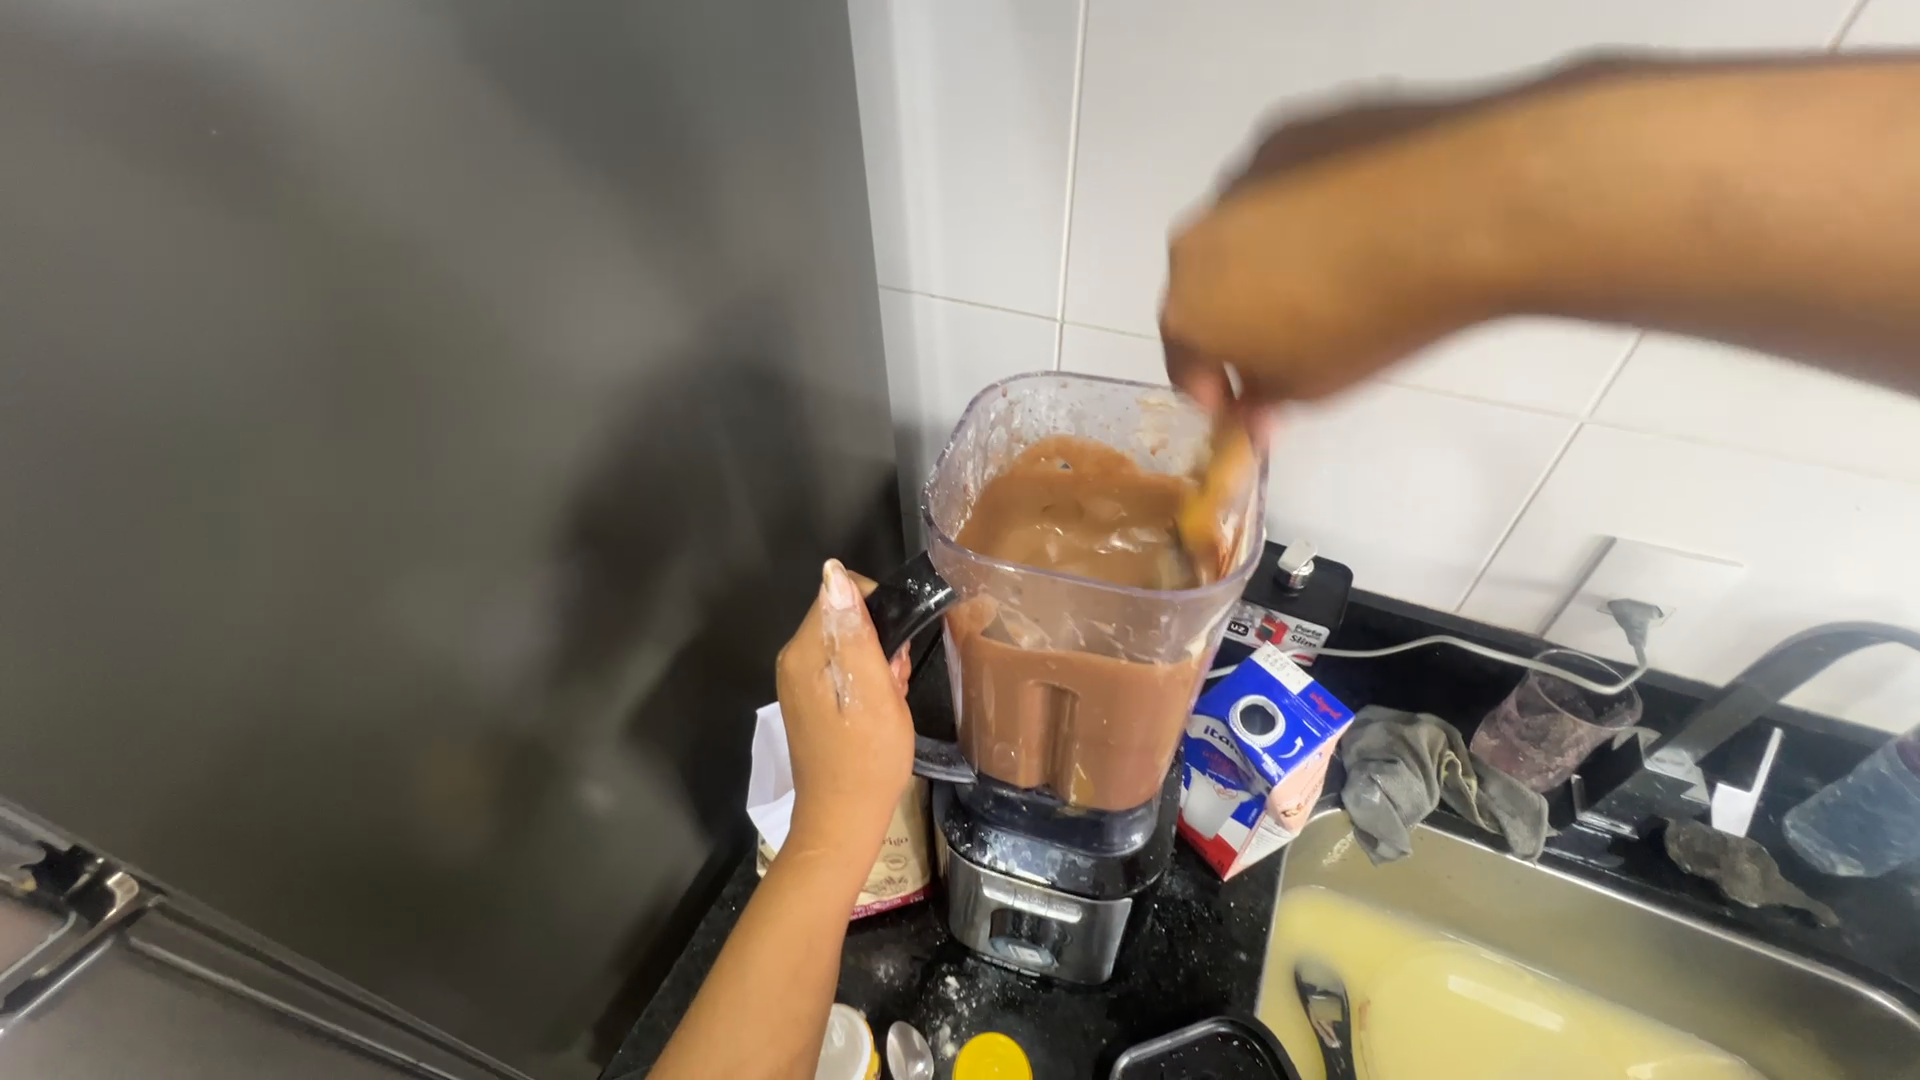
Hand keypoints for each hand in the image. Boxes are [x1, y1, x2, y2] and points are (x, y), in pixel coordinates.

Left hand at [774, 559, 914, 864]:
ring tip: (888, 700)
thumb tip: (834, 573)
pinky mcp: (808, 699)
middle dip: (880, 641)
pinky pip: (842, 667)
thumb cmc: (868, 757)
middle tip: (893, 684)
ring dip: (877, 663)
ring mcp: (798, 681)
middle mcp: (794, 659)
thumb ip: (856, 631)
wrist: (844, 819)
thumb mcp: (874, 691)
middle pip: (844, 617)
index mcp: (806, 652)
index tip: (894, 653)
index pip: (842, 592)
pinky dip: (867, 680)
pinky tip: (878, 709)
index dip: (879, 612)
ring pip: (848, 643)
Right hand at [1160, 58, 1656, 409]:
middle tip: (1289, 337)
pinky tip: (1358, 214)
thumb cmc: (1374, 319)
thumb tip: (1253, 405)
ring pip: (1240, 234)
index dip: (1214, 389)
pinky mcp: (1289, 131)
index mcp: (1187, 309)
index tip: (1246, 402)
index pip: (1184, 363)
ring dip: (1265, 259)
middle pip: (1205, 292)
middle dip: (1235, 321)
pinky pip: (1281, 185)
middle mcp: (1195, 239)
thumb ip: (1264, 398)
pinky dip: (1304, 206)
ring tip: (1335, 268)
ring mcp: (1240, 177)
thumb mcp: (1314, 388)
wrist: (1469, 204)